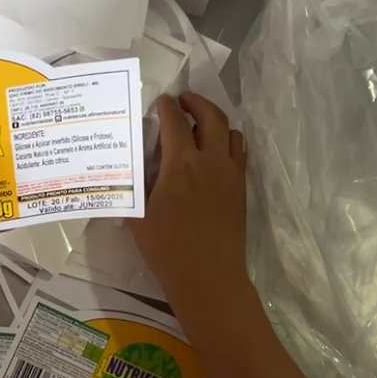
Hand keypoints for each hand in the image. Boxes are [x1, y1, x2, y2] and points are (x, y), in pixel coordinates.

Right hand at [128, 92, 251, 316]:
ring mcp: (231, 174)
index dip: (167, 107)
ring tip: (201, 126)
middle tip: (183, 101)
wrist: (208, 276)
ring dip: (215, 122)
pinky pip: (240, 154)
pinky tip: (215, 154)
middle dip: (197, 102)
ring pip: (231, 133)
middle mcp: (211, 161)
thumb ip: (137, 183)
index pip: (175, 122)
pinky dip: (228, 143)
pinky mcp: (241, 189)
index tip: (161, 101)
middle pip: (211, 116)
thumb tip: (135, 164)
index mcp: (181, 164)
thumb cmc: (166, 248)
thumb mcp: (138, 215)